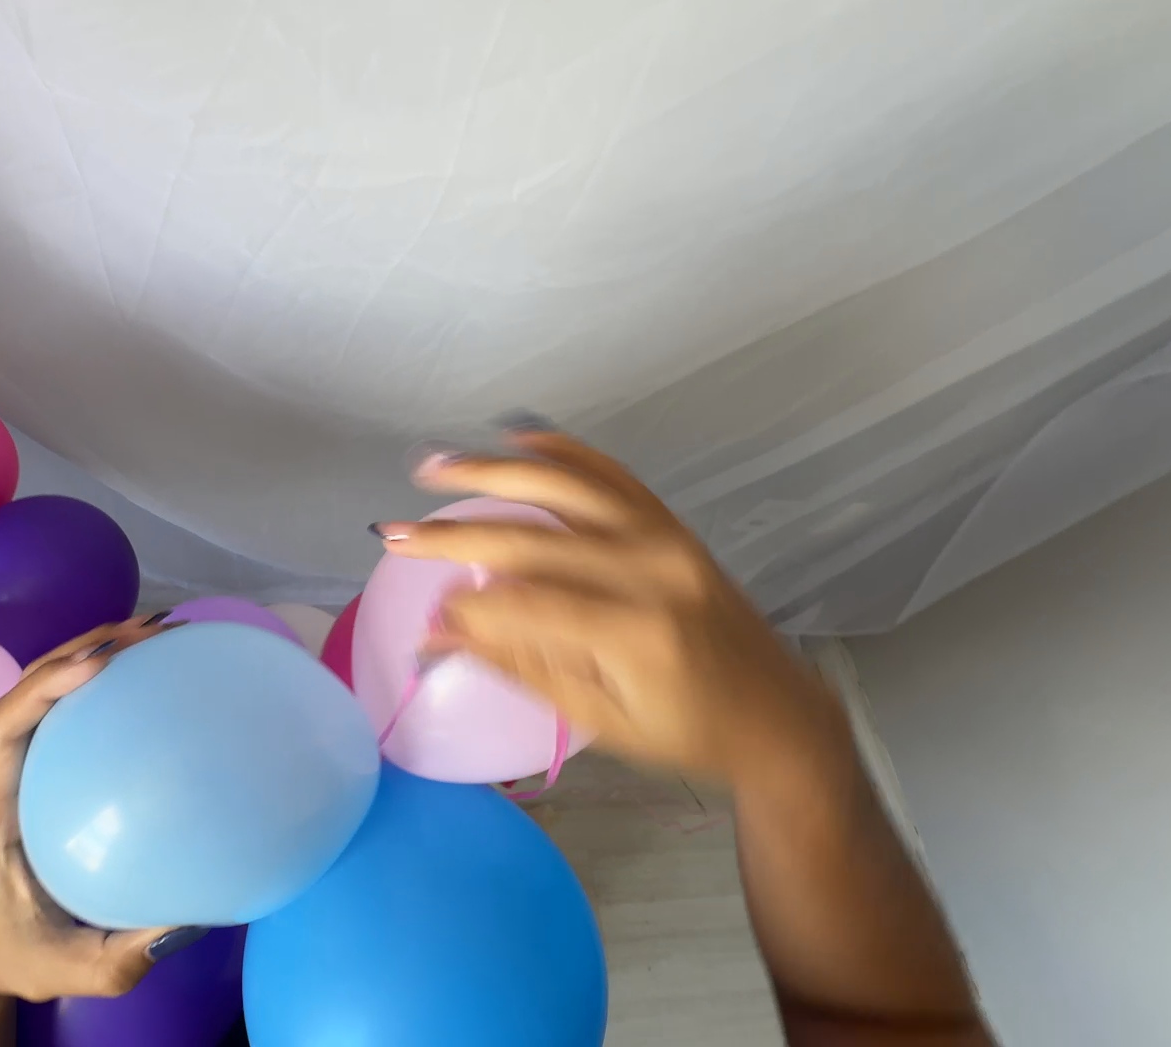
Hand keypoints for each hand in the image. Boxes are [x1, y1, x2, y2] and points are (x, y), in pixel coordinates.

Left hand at [0, 616, 207, 1014]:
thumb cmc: (11, 953)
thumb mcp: (66, 970)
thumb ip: (120, 957)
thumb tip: (189, 918)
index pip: (5, 725)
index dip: (46, 685)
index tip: (100, 662)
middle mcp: (1, 771)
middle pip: (28, 685)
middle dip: (84, 645)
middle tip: (151, 629)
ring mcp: (21, 764)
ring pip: (45, 685)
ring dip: (94, 648)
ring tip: (155, 632)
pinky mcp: (43, 765)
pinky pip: (68, 708)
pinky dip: (103, 677)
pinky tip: (148, 674)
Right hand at [372, 431, 839, 786]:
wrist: (775, 714)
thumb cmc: (683, 731)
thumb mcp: (595, 716)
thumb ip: (516, 662)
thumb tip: (438, 629)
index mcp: (632, 631)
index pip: (520, 605)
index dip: (463, 605)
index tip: (423, 609)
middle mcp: (647, 567)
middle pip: (528, 538)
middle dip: (451, 535)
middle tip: (395, 531)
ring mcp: (662, 535)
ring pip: (562, 486)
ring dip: (491, 472)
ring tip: (434, 466)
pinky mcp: (670, 522)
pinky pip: (608, 473)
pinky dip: (560, 451)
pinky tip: (518, 439)